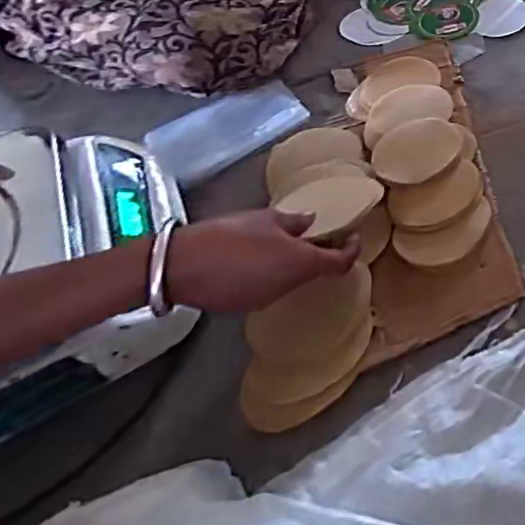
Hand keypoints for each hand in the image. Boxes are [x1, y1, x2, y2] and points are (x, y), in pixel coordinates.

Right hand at [164, 209, 360, 312]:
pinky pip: (267, 287)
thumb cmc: (227, 237)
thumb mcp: (266, 219)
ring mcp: (264, 299)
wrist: (173, 267)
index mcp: (302, 264)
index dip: (351, 251)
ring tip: (279, 243)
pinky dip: (271, 274)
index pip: (340, 263)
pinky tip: (254, 259)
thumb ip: (294, 222)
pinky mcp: (241, 305)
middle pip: (314, 271)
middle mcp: (288, 286)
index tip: (351, 237)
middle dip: (318, 253)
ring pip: (290, 280)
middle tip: (313, 235)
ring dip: (292, 264)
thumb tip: (309, 223)